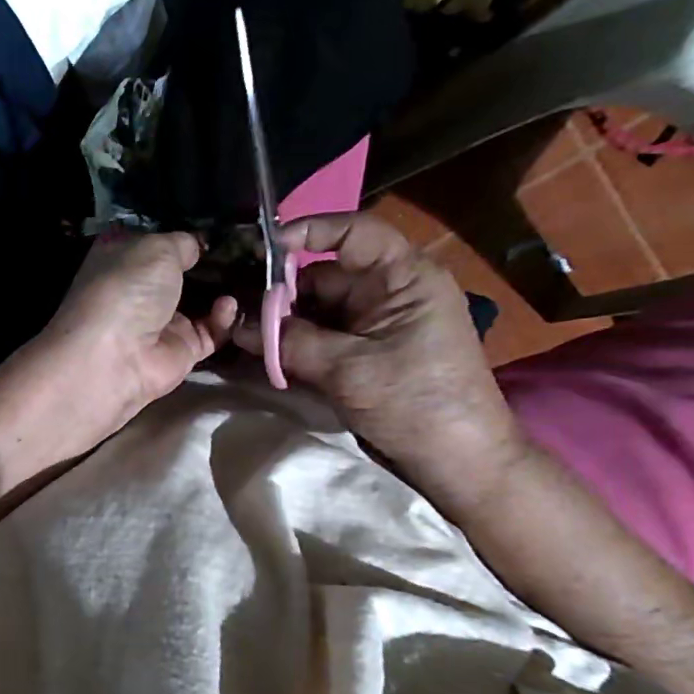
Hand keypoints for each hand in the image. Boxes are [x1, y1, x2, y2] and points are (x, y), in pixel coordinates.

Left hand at [35, 230, 238, 434]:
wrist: (115, 357)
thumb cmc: (127, 289)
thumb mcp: (156, 248)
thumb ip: (182, 243)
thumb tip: (196, 246)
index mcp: (122, 259)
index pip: (155, 242)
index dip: (181, 235)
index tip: (215, 227)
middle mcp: (140, 290)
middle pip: (181, 273)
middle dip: (210, 262)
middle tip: (244, 249)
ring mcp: (161, 323)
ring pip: (200, 302)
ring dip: (222, 289)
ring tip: (247, 274)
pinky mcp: (182, 351)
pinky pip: (211, 331)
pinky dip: (224, 319)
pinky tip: (229, 305)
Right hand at [232, 212, 520, 478]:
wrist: (457, 461)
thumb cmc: (415, 404)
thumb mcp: (348, 369)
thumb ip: (291, 342)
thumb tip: (238, 325)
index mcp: (404, 277)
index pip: (353, 233)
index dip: (308, 232)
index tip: (262, 247)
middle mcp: (390, 292)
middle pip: (326, 276)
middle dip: (283, 292)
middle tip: (236, 308)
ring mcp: (378, 324)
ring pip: (320, 309)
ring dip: (285, 323)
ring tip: (242, 333)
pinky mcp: (368, 353)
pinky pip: (325, 337)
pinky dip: (298, 344)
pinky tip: (265, 352)